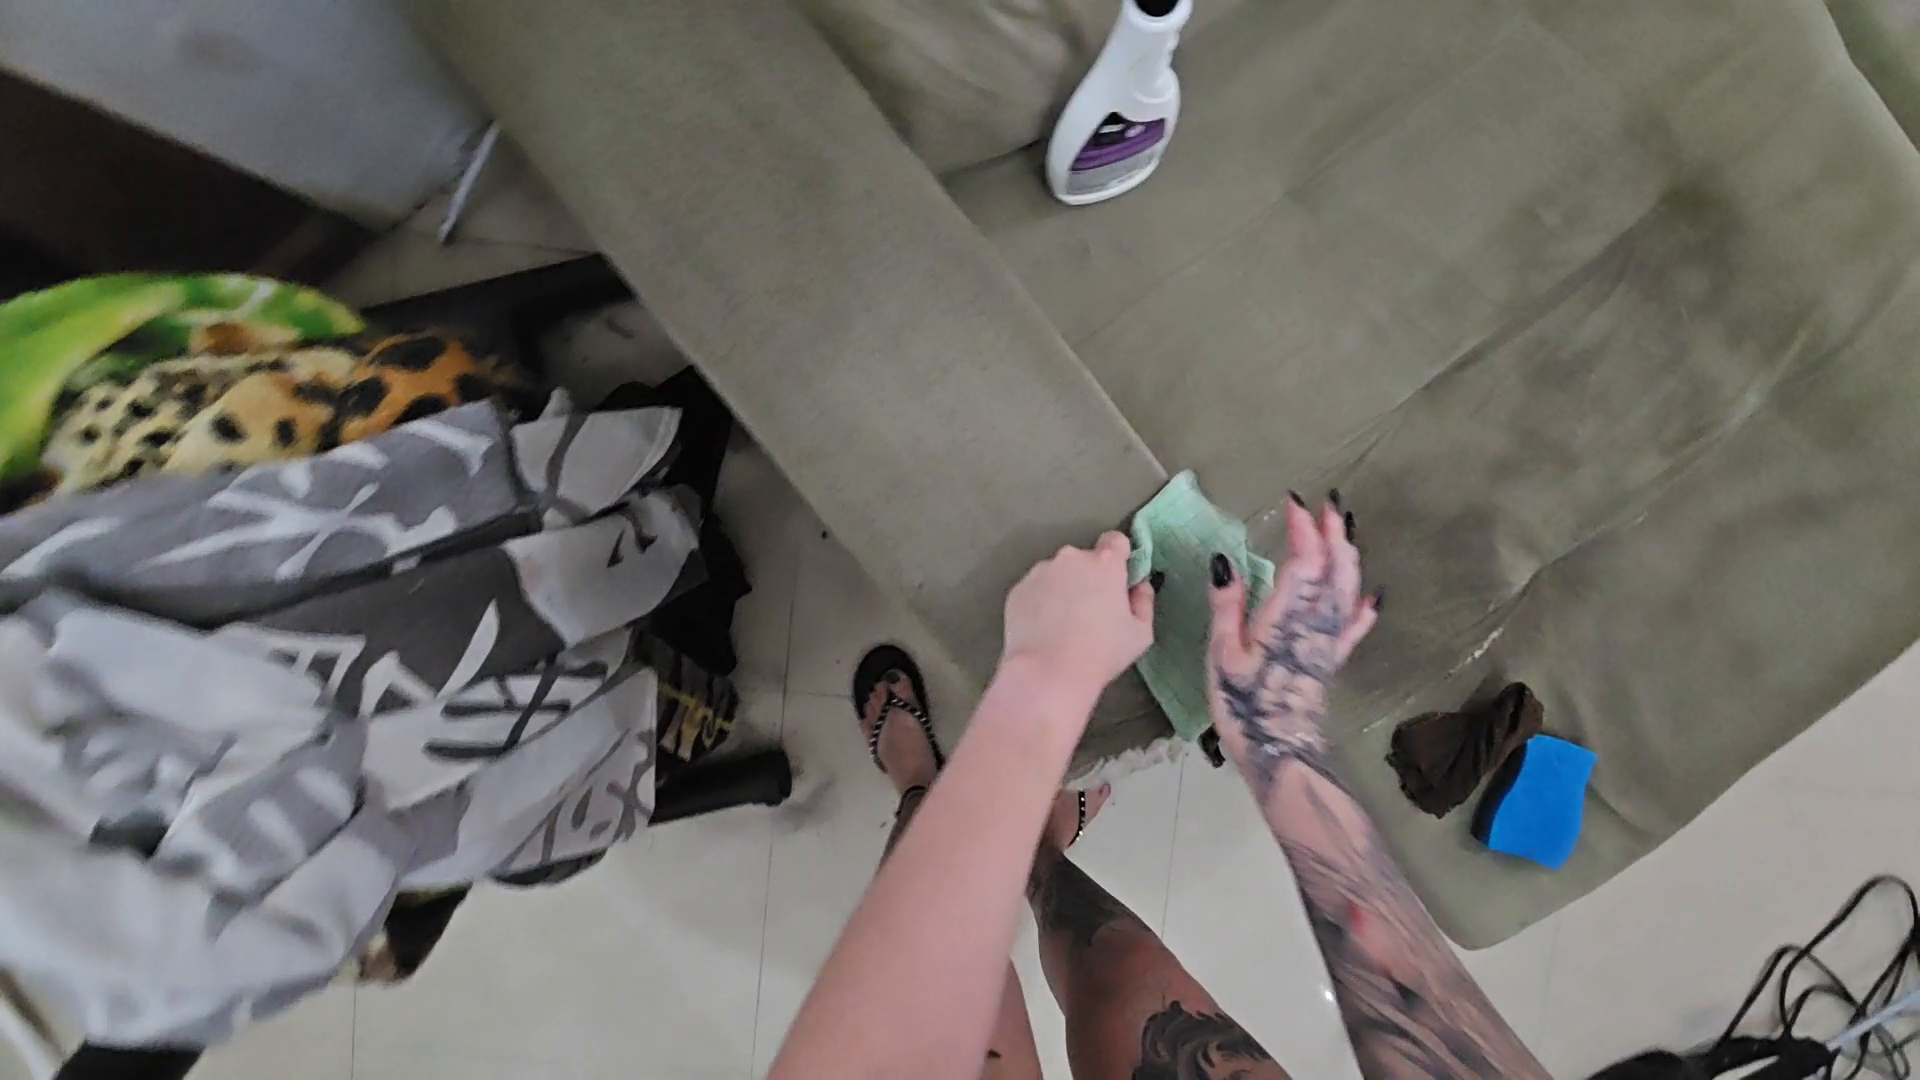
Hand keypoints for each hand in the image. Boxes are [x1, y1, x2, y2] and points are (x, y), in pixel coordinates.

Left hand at [1000, 531, 1154, 701]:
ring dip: (1062, 588)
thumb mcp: (1140, 633)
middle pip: (1084, 560)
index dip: (1118, 557)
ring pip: (1057, 573)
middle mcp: (1070, 558)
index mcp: (1104, 563)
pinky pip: (1035, 589)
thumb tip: (1139, 585)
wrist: (1048, 672)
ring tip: (1062, 624)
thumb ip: (1143, 601)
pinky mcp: (1017, 589)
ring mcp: (1039, 571)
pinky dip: (1040, 601)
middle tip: (1089, 611)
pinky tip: (1042, 629)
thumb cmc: (1102, 652)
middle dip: (1088, 578)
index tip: (1116, 578)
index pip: (1115, 540)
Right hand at [1207, 496, 1377, 748]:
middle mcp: (1315, 623)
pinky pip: (1355, 624)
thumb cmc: (1244, 702)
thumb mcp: (1222, 654)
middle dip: (1332, 534)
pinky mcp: (1333, 658)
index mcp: (1286, 618)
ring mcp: (1329, 640)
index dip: (1303, 530)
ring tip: (1343, 530)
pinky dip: (1364, 603)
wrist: (1279, 749)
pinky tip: (1371, 592)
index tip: (1294, 503)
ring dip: (1348, 555)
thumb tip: (1225, 561)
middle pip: (1335, 569)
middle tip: (1328, 504)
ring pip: (1348, 588)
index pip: (1304, 562)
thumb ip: (1227, 606)